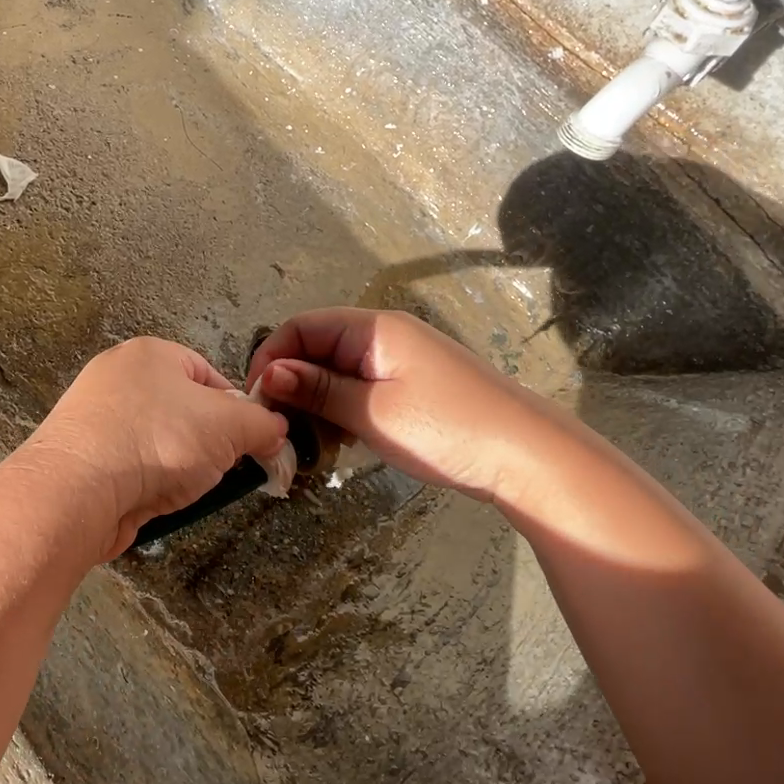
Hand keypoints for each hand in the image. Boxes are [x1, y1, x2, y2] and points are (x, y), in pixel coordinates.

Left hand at [19, 338, 288, 558]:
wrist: (78, 491)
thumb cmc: (159, 441)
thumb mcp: (231, 425)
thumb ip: (263, 425)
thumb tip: (275, 433)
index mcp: (150, 352)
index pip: (209, 375)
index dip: (238, 411)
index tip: (251, 444)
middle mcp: (118, 376)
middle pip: (184, 409)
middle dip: (210, 442)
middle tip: (224, 469)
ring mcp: (95, 416)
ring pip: (159, 440)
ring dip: (181, 466)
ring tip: (189, 490)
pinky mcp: (83, 456)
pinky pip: (132, 464)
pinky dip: (149, 481)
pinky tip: (157, 501)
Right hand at [249, 308, 610, 505]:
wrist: (528, 456)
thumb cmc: (445, 428)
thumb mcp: (371, 412)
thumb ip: (316, 390)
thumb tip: (267, 374)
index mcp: (373, 328)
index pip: (301, 327)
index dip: (271, 357)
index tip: (255, 398)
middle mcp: (384, 334)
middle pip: (317, 347)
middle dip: (291, 383)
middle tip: (279, 426)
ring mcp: (400, 359)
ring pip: (337, 370)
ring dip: (316, 401)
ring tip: (308, 440)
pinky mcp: (412, 383)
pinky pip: (360, 385)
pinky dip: (342, 409)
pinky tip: (340, 440)